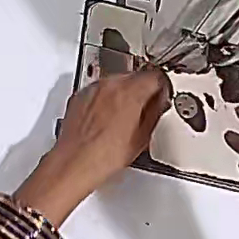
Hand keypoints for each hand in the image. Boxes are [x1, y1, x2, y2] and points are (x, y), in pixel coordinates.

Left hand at [16, 68, 171, 223]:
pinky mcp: (80, 95)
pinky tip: (107, 118)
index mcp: (130, 92)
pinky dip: (106, 98)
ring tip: (124, 117)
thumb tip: (159, 102)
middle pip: (135, 76)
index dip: (162, 85)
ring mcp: (93, 88)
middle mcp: (110, 85)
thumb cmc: (104, 156)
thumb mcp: (142, 137)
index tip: (162, 93)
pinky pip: (99, 89)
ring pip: (116, 81)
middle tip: (145, 108)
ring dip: (123, 93)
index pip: (155, 75)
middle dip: (142, 89)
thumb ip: (155, 112)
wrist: (75, 162)